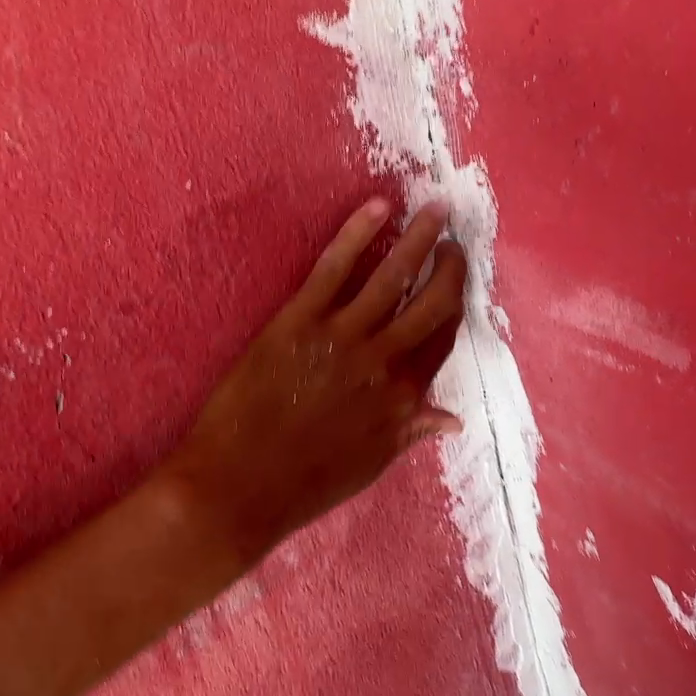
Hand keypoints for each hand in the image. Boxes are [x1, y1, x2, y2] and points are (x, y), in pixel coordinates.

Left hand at [161, 198, 467, 562]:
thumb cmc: (306, 483)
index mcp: (404, 397)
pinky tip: (378, 207)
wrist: (238, 488)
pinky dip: (359, 233)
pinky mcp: (300, 318)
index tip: (457, 279)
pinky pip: (335, 266)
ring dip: (418, 238)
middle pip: (432, 301)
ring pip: (393, 275)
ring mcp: (343, 335)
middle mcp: (384, 360)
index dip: (456, 303)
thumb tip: (454, 418)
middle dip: (450, 265)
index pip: (445, 338)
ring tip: (433, 210)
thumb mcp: (372, 464)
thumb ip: (411, 430)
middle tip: (452, 238)